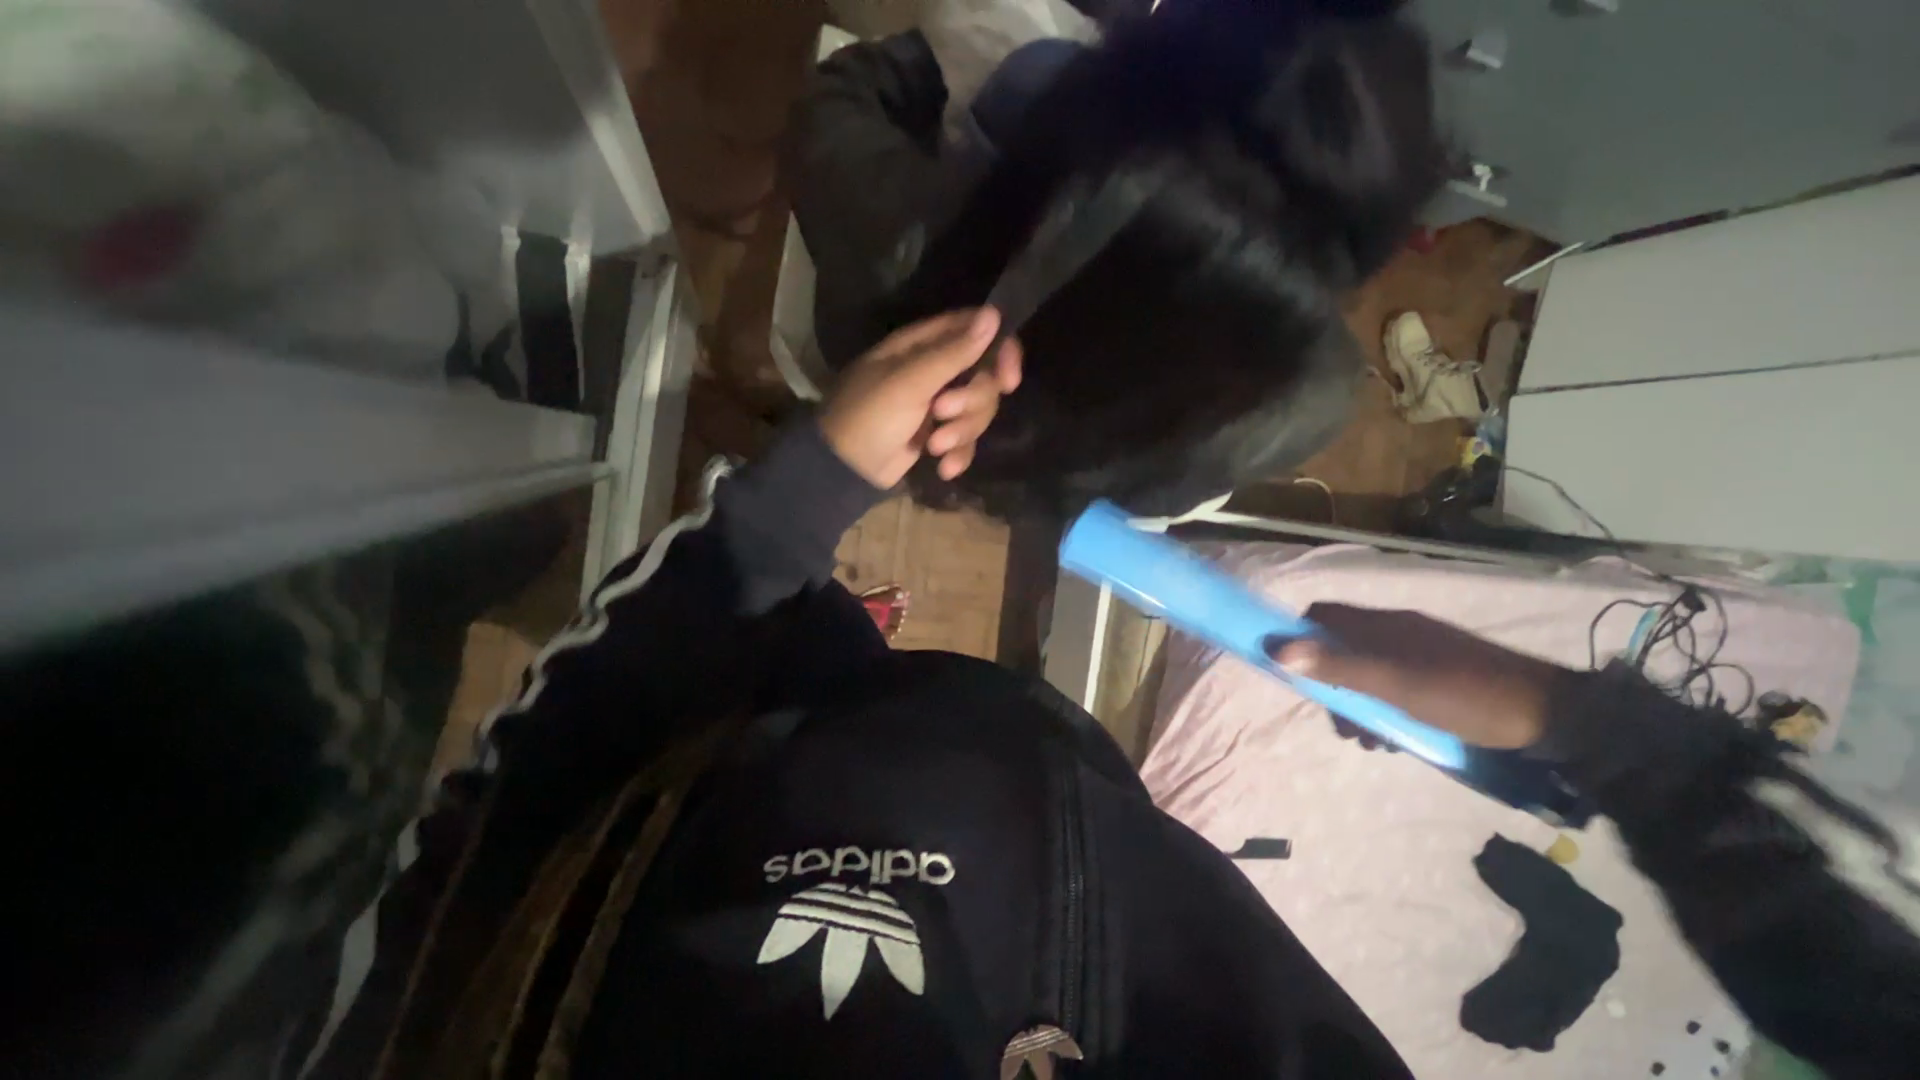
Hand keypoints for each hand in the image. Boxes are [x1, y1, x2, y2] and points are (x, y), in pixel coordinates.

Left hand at [817, 308, 1022, 489]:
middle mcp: (934, 369)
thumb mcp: (910, 382)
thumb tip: (994, 315)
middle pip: (984, 376)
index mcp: (923, 345)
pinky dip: (959, 455)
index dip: (1000, 351)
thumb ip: (954, 352)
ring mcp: (937, 404)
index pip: (977, 331)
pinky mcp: (938, 435)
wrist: (844, 469)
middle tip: (943, 412)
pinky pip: (967, 439)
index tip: (1007, 380)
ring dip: (963, 431)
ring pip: (979, 411)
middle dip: (972, 401)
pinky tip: (942, 468)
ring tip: (934, 446)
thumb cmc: (869, 416)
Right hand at [1269, 604, 1570, 749]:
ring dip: (1359, 704)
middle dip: (1331, 684)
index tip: (1295, 675)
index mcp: (1384, 625)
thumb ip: (1336, 667)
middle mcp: (1398, 632)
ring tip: (1371, 742)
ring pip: (1368, 672)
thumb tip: (1274, 648)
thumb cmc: (1464, 695)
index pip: (1323, 616)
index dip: (1300, 639)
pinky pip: (1395, 686)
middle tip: (1343, 725)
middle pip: (1342, 648)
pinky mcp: (1442, 676)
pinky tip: (1398, 739)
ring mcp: (1422, 653)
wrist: (1551, 716)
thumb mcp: (1394, 685)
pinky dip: (1386, 709)